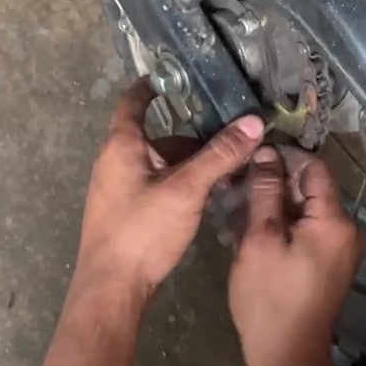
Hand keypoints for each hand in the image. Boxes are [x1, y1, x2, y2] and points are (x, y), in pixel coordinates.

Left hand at [75, 80, 264, 303]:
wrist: (112, 290)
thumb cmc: (142, 231)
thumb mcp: (187, 189)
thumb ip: (220, 155)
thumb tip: (254, 122)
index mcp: (122, 146)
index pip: (132, 103)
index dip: (151, 86)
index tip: (174, 76)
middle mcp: (115, 162)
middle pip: (157, 138)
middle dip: (192, 138)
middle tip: (230, 137)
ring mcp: (119, 190)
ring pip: (160, 165)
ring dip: (190, 165)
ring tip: (228, 170)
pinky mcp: (127, 215)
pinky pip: (158, 186)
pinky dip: (181, 185)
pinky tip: (207, 199)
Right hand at [228, 146, 365, 365]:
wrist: (288, 358)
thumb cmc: (269, 298)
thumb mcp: (260, 239)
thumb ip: (265, 191)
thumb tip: (267, 153)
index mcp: (335, 220)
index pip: (313, 167)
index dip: (283, 156)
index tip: (250, 157)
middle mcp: (347, 230)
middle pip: (310, 189)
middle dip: (273, 183)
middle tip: (236, 185)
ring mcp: (341, 249)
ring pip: (304, 211)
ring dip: (272, 206)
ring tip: (235, 212)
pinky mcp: (330, 265)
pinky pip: (307, 231)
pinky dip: (281, 227)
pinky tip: (248, 233)